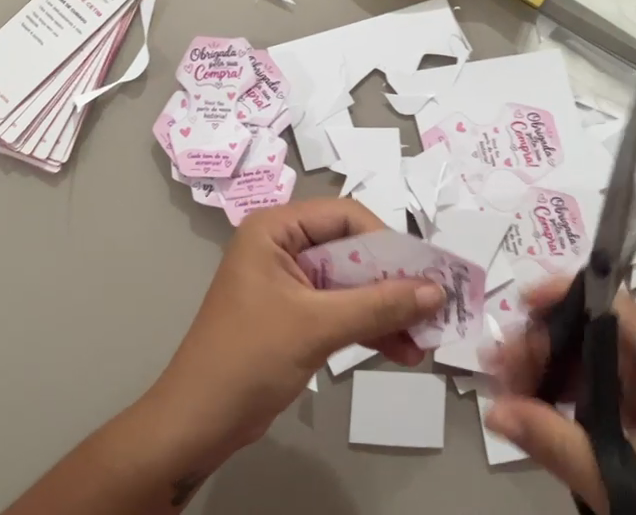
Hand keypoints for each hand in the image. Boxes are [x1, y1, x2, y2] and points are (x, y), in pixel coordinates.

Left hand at [147, 199, 444, 456]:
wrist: (199, 420)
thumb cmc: (248, 357)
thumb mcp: (316, 326)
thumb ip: (377, 306)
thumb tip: (435, 291)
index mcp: (275, 230)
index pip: (344, 216)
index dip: (386, 241)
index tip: (424, 271)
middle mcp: (282, 248)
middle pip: (351, 250)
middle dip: (393, 281)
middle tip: (436, 306)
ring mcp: (288, 284)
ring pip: (351, 284)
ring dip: (387, 310)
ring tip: (427, 338)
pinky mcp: (294, 318)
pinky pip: (341, 311)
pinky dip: (370, 328)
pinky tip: (402, 352)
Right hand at [485, 277, 635, 514]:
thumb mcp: (621, 484)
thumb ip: (556, 443)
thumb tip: (494, 410)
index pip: (622, 312)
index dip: (570, 297)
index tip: (521, 304)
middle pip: (603, 340)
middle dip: (548, 344)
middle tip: (499, 363)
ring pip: (599, 371)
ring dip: (552, 372)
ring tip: (506, 386)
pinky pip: (606, 403)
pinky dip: (569, 401)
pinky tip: (534, 409)